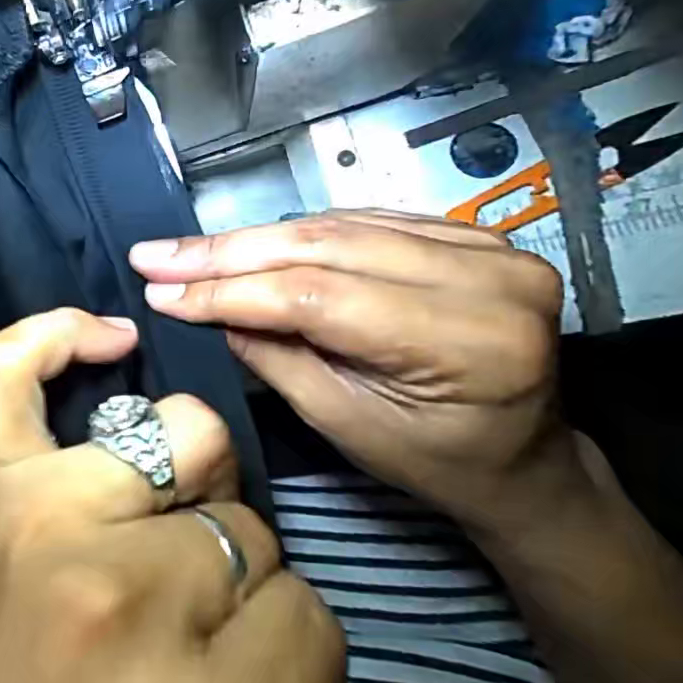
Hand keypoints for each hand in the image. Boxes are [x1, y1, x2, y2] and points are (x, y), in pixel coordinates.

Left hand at [0, 309, 344, 682]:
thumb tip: (279, 604)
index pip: (309, 621)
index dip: (283, 642)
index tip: (244, 664)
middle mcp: (114, 601)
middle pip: (246, 528)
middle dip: (230, 573)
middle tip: (181, 615)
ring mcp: (36, 520)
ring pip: (188, 440)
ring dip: (181, 491)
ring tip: (145, 532)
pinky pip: (16, 367)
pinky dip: (62, 337)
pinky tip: (109, 341)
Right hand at [130, 210, 571, 528]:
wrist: (523, 458)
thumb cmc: (437, 462)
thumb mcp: (345, 424)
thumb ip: (275, 356)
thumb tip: (204, 305)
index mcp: (467, 340)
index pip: (320, 296)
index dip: (231, 290)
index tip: (161, 290)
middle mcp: (487, 276)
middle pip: (327, 247)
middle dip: (230, 253)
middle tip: (158, 257)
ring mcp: (486, 245)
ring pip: (339, 225)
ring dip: (256, 239)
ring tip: (191, 252)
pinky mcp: (470, 233)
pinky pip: (365, 220)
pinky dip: (301, 232)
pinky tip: (252, 242)